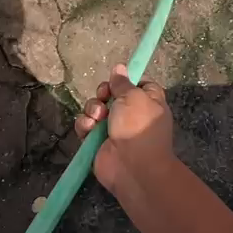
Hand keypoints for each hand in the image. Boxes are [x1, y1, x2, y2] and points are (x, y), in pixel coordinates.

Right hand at [75, 65, 174, 195]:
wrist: (133, 166)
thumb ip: (123, 82)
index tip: (118, 79)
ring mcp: (113, 128)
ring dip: (93, 109)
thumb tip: (120, 67)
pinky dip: (85, 125)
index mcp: (147, 101)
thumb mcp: (134, 96)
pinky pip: (85, 126)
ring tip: (98, 119)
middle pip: (110, 93)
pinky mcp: (97, 141)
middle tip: (105, 98)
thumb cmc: (139, 126)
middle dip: (103, 93)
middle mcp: (130, 114)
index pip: (137, 84)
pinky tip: (90, 130)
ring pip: (95, 108)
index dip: (126, 80)